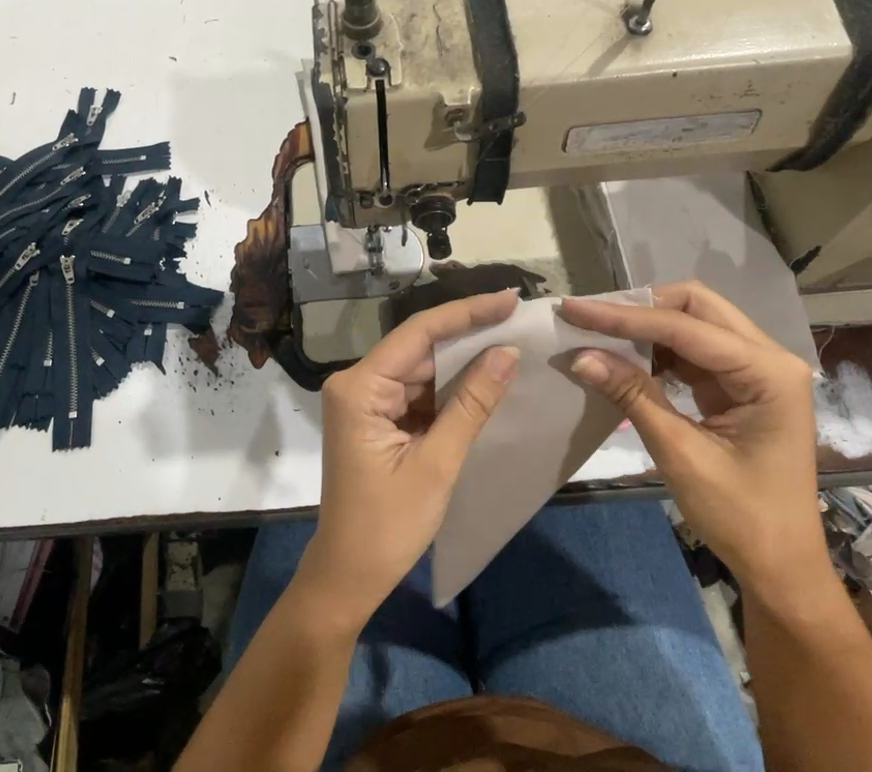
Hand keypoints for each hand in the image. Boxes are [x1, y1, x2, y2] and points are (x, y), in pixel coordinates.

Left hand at [299, 289, 522, 623]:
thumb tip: (507, 353)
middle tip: (521, 319)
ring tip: (514, 342)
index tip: (509, 299)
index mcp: (359, 388)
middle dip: (469, 335)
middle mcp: (356, 385)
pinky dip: (451, 391)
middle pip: (419, 347)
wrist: (350, 573)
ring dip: (464, 362)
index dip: (466, 313)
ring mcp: (365, 403)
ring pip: (422, 369)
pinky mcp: (377, 421)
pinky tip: (487, 379)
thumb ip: (471, 405)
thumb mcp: (437, 463)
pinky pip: (419, 393)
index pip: (418, 334)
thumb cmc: (388, 525)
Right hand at [559, 281, 825, 589]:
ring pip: (694, 323)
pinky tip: (623, 357)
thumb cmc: (740, 515)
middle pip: (697, 307)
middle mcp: (769, 359)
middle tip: (587, 318)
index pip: (685, 327)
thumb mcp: (681, 454)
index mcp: (768, 373)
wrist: (779, 564)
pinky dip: (656, 350)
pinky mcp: (740, 387)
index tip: (573, 309)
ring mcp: (756, 371)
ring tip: (596, 333)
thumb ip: (632, 396)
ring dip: (645, 326)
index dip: (625, 316)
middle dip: (640, 307)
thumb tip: (579, 356)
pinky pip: (693, 351)